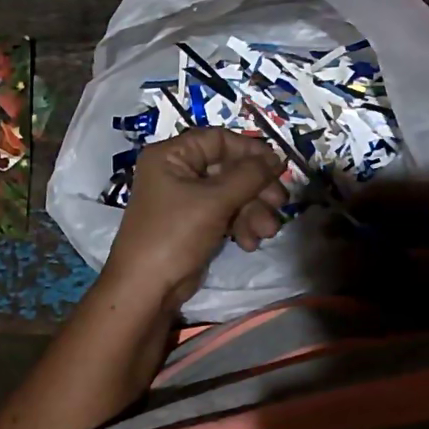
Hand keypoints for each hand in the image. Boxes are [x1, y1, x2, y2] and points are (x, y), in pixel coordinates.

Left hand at [104, 127, 289, 308]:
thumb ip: (249, 175)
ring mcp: (185, 199)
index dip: (250, 151)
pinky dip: (240, 225)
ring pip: (230, 194)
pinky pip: (224, 214)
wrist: (148, 288)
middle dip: (256, 188)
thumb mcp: (214, 201)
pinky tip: (249, 243)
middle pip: (228, 168)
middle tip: (280, 203)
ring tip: (266, 232)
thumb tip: (276, 158)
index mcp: (171, 155)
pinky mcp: (193, 223)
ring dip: (252, 211)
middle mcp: (176, 171)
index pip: (218, 139)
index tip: (278, 167)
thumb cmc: (175, 234)